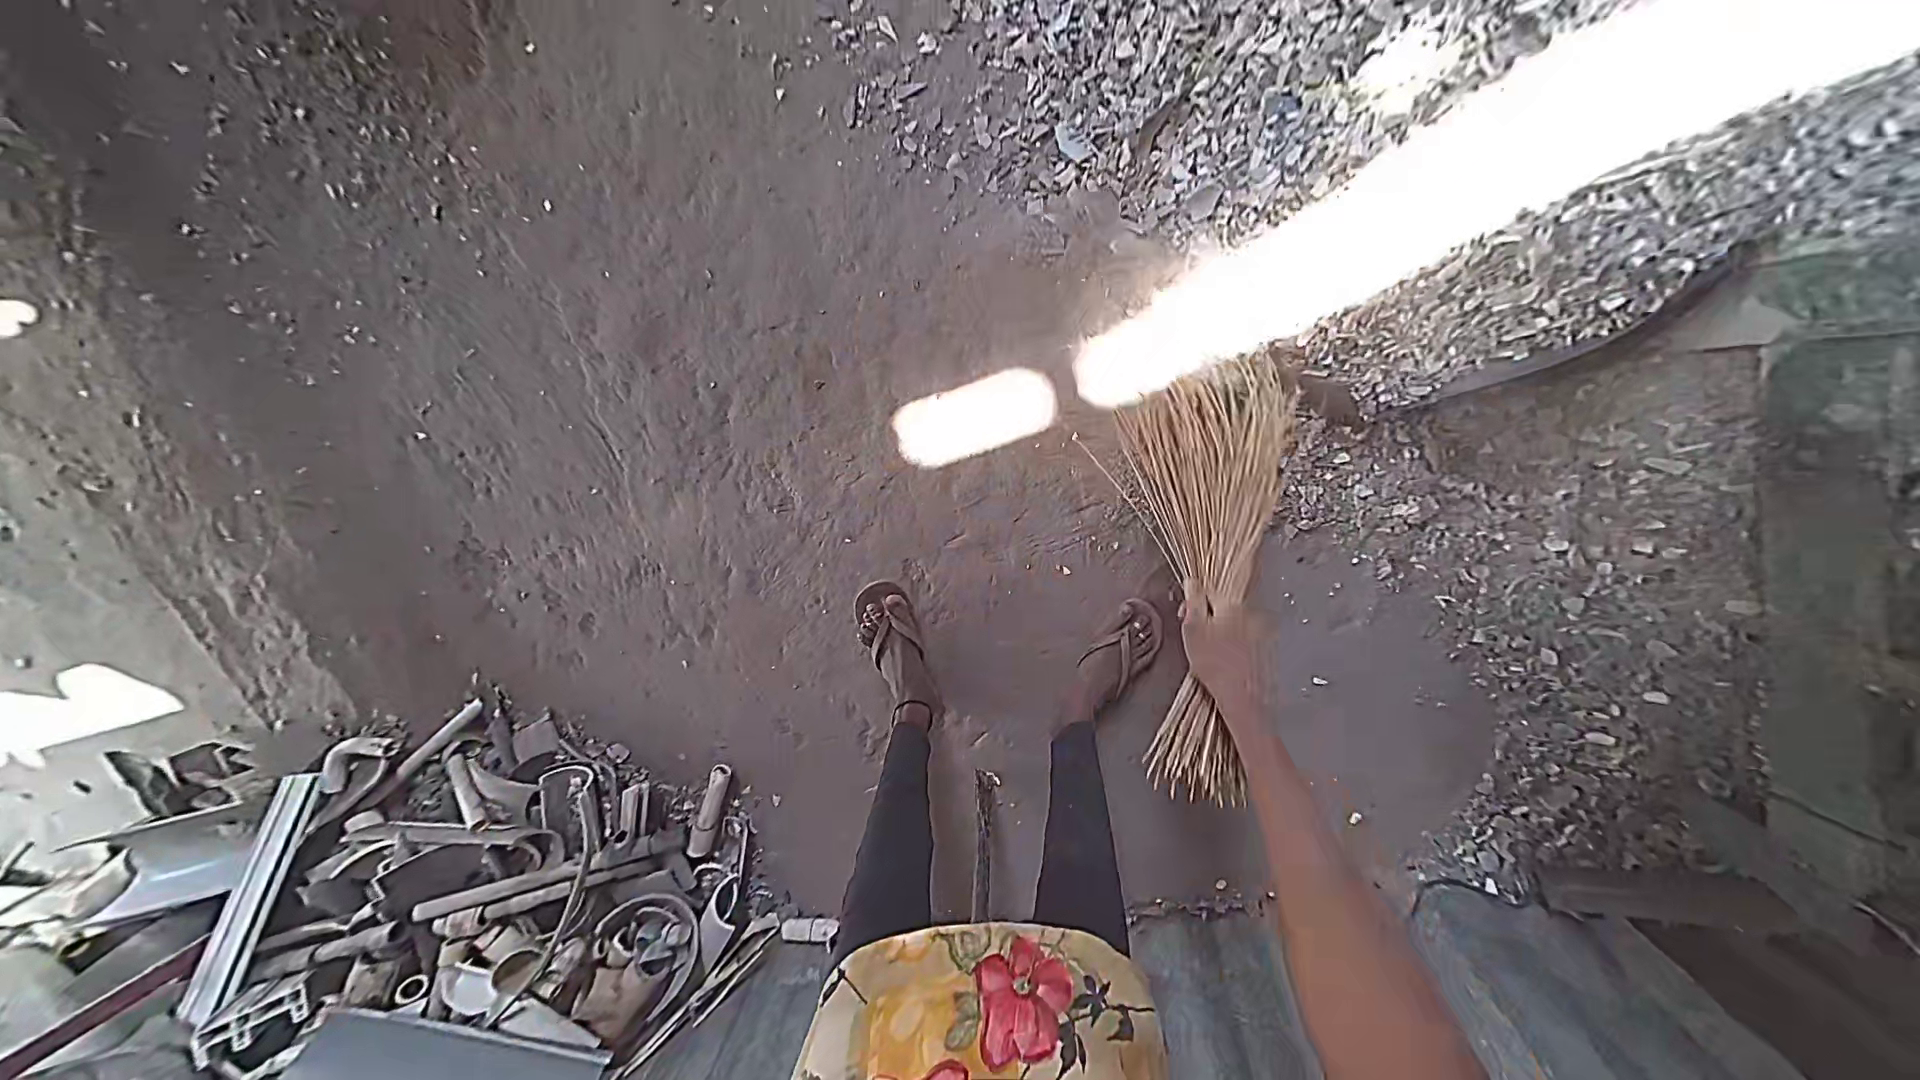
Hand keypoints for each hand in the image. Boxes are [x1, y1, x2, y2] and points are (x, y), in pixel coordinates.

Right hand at [1180, 580, 1262, 712]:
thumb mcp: (1193, 628)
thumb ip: (1192, 600)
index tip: (1184, 616)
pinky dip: (1234, 642)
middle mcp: (1250, 612)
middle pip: (1222, 605)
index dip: (1191, 603)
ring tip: (1212, 650)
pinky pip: (1244, 635)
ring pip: (1233, 620)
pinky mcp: (1266, 646)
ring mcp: (1260, 629)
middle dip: (1207, 616)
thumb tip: (1192, 581)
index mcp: (1231, 605)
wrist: (1242, 695)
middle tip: (1196, 636)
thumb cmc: (1215, 664)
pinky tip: (1226, 657)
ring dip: (1221, 629)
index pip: (1207, 590)